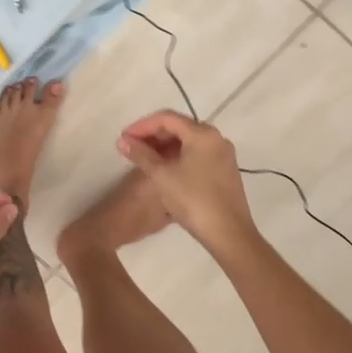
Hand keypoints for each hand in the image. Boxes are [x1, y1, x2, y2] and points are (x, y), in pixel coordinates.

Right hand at [117, 111, 257, 253]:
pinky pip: (197, 153)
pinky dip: (178, 155)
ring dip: (164, 146)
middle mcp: (216, 138)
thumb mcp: (161, 176)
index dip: (142, 126)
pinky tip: (165, 168)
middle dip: (153, 135)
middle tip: (131, 147)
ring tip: (144, 158)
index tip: (124, 138)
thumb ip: (141, 154)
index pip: (167, 118)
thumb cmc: (193, 200)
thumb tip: (122, 141)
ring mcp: (223, 154)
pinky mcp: (225, 169)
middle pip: (179, 127)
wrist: (229, 234)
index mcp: (202, 134)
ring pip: (188, 141)